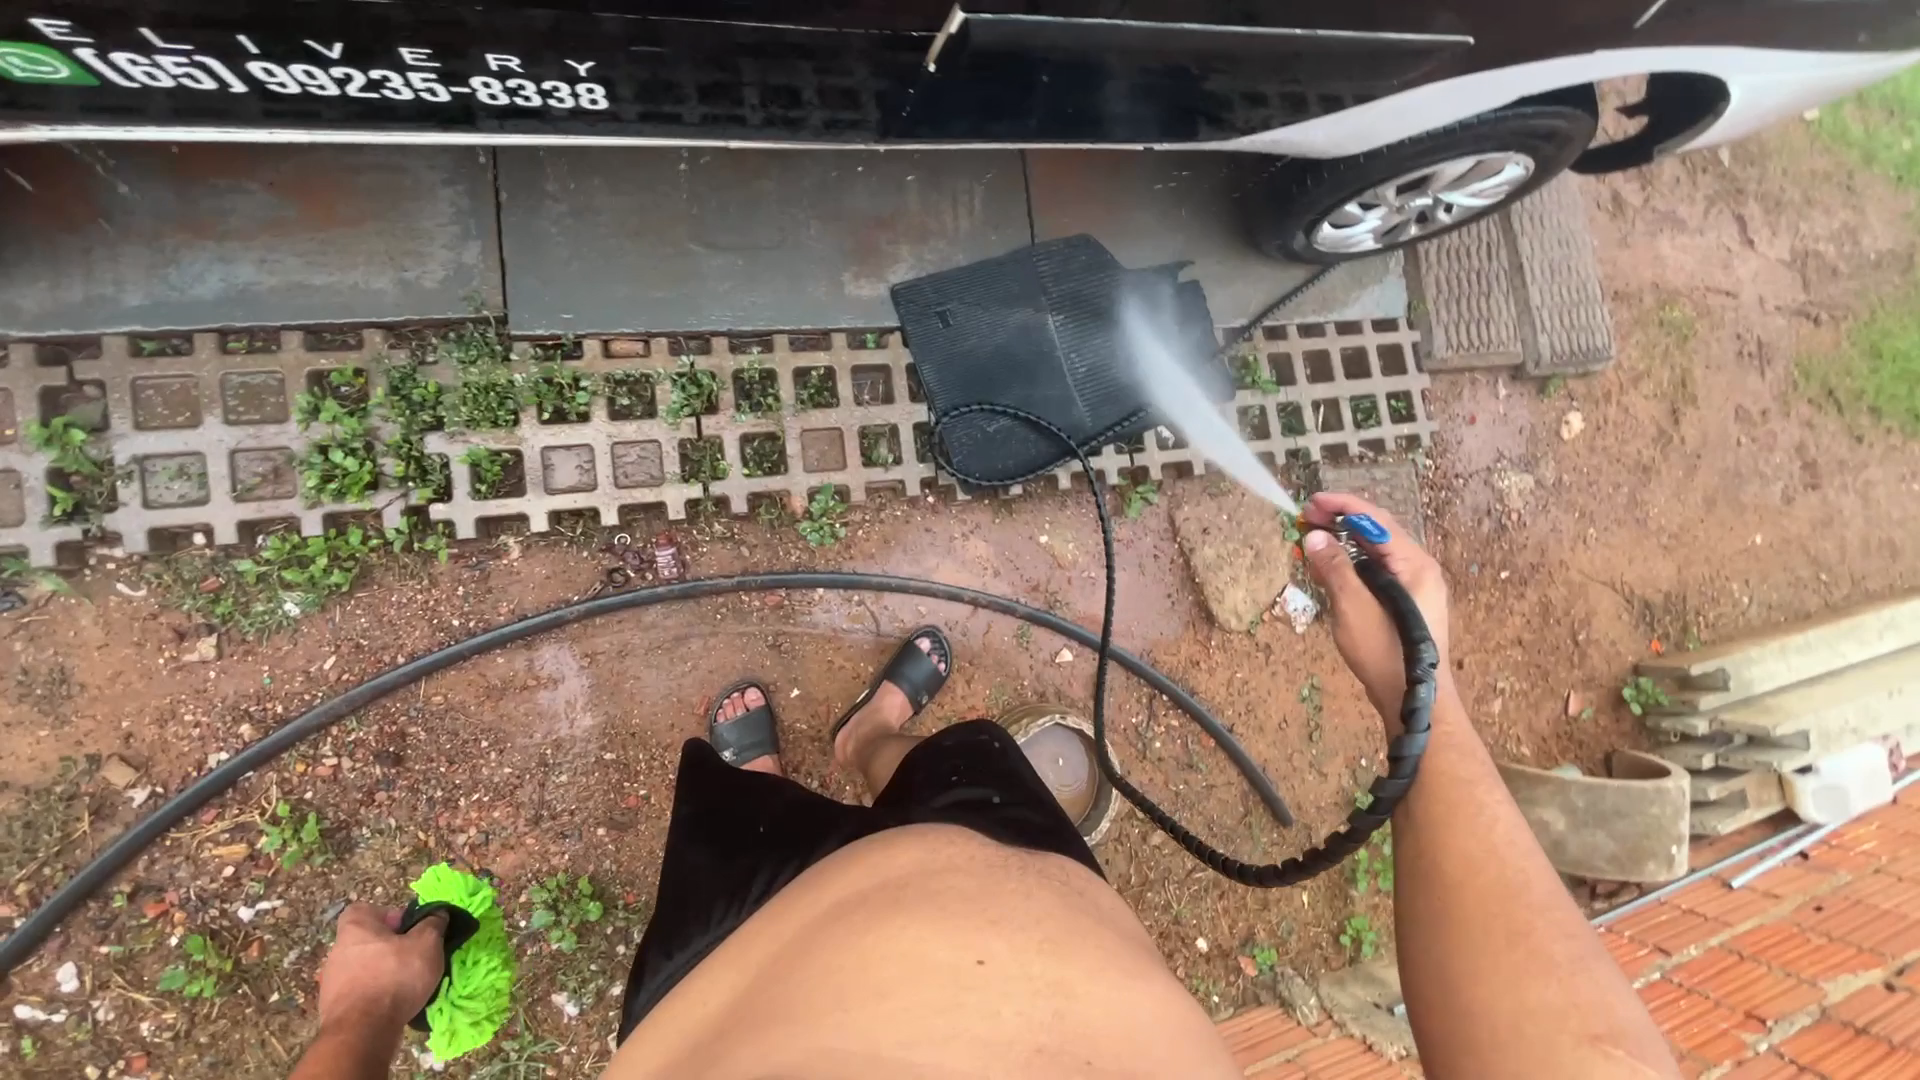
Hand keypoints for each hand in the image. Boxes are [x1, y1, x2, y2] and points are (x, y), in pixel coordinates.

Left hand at [314, 903, 447, 1034]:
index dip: (386, 913)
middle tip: (414, 953)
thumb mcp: (427, 942)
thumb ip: (433, 923)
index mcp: (355, 930)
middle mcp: (337, 953)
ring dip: (384, 969)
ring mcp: (332, 983)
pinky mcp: (334, 1008)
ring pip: (364, 966)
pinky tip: (394, 1000)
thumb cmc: (395, 976)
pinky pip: (360, 990)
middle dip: (390, 945)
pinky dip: (377, 992)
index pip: (361, 910)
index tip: (406, 926)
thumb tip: (436, 913)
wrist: (362, 1032)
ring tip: (408, 980)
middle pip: (366, 940)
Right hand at [1299, 492, 1451, 729]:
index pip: (1376, 521)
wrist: (1413, 700)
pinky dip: (1347, 564)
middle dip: (1339, 521)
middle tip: (1304, 517)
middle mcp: (1418, 569)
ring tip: (1308, 540)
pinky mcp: (1402, 604)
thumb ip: (1335, 569)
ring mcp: (1413, 588)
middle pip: (1376, 533)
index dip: (1343, 506)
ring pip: (1373, 553)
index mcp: (1415, 564)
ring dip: (1341, 543)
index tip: (1311, 502)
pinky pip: (1373, 572)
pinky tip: (1326, 568)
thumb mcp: (1354, 608)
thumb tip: (1314, 537)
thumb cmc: (1386, 653)